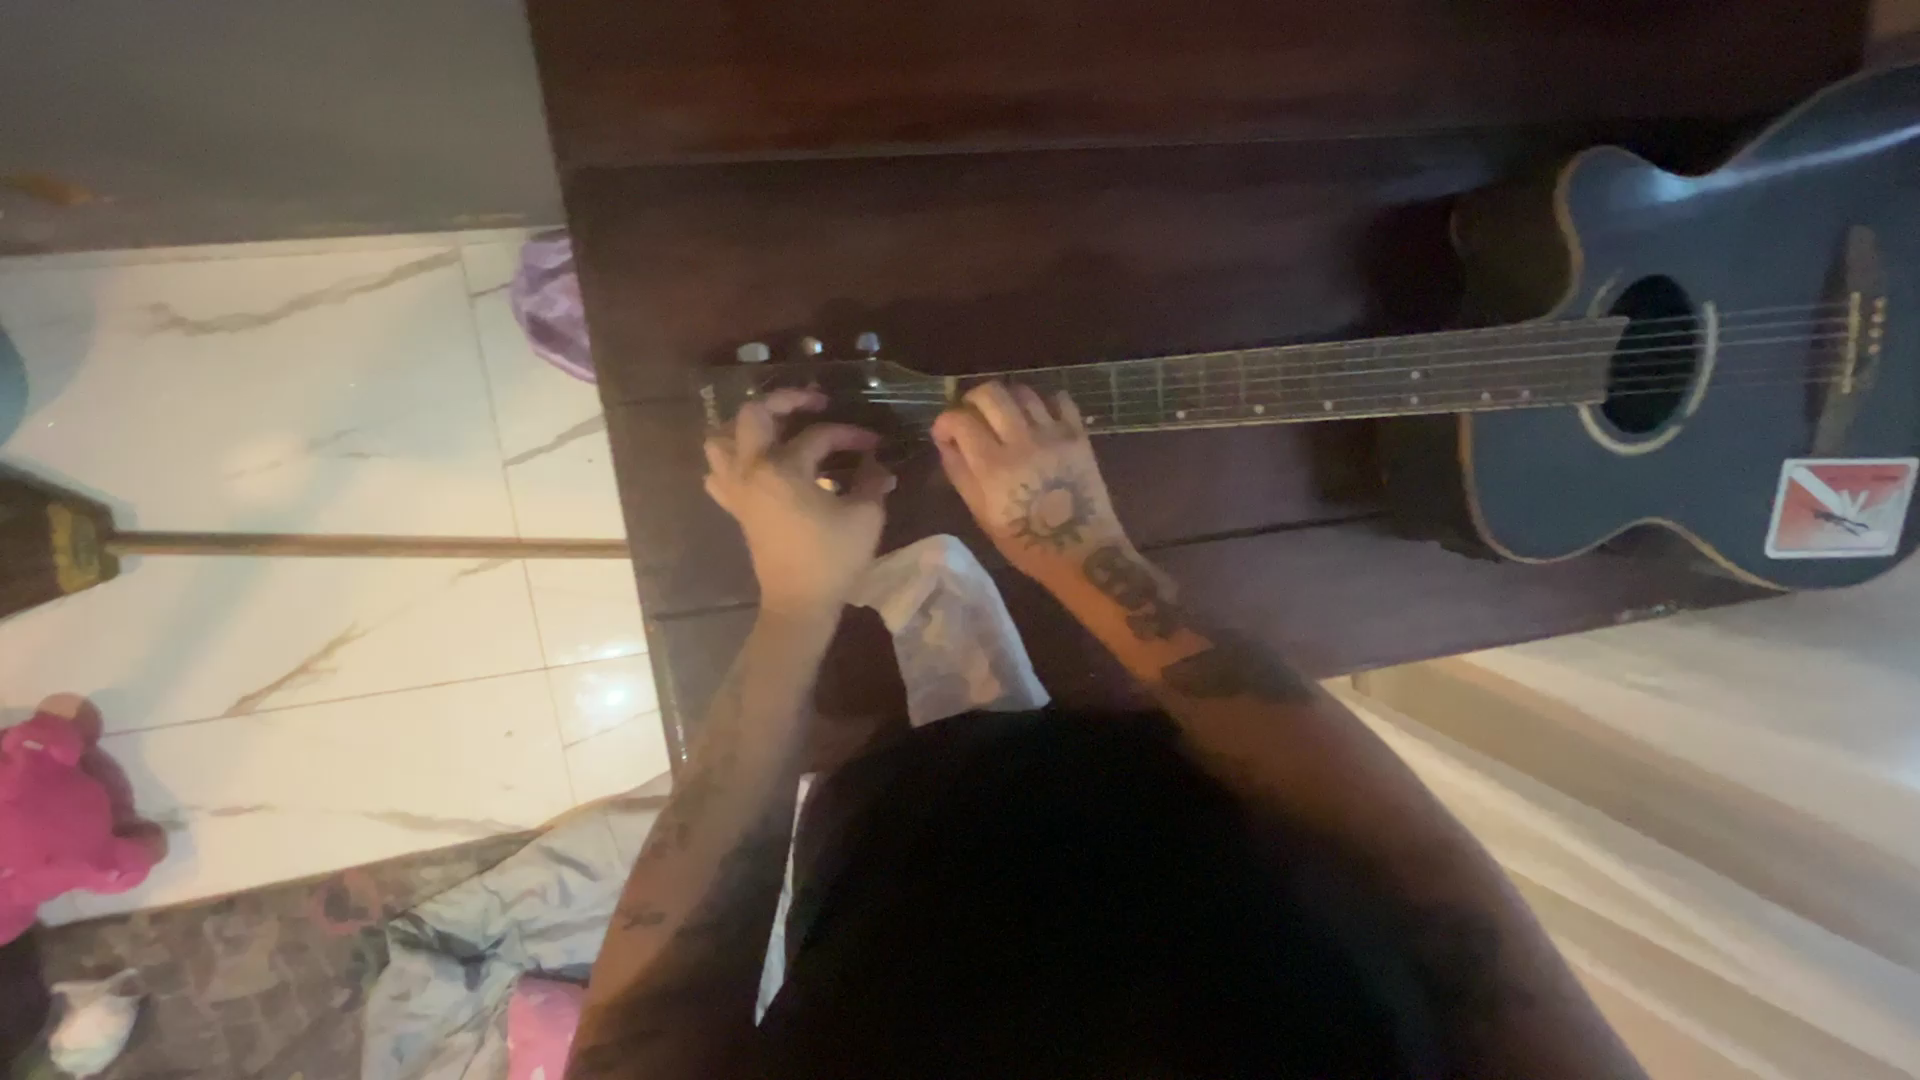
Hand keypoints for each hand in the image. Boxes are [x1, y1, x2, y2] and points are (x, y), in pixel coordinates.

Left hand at [705, 388, 894, 617]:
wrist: (800, 603)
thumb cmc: (833, 558)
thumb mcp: (865, 516)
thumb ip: (872, 481)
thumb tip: (878, 463)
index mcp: (781, 468)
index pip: (818, 435)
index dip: (850, 435)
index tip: (874, 444)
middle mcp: (750, 470)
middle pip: (753, 414)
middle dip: (784, 400)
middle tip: (812, 404)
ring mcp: (737, 489)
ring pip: (721, 440)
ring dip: (746, 427)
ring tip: (776, 429)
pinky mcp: (735, 508)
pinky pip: (718, 473)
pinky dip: (732, 460)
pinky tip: (756, 465)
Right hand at [932, 382, 1133, 585]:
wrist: (1083, 552)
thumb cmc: (1026, 543)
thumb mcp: (982, 515)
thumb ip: (960, 474)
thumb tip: (945, 442)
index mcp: (993, 466)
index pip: (960, 419)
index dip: (945, 421)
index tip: (945, 433)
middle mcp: (1022, 441)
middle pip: (991, 393)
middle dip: (973, 399)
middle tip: (972, 417)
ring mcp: (1053, 434)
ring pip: (1023, 390)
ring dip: (1007, 399)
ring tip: (1004, 418)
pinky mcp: (1078, 435)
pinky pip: (1059, 399)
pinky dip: (1043, 402)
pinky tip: (1037, 420)